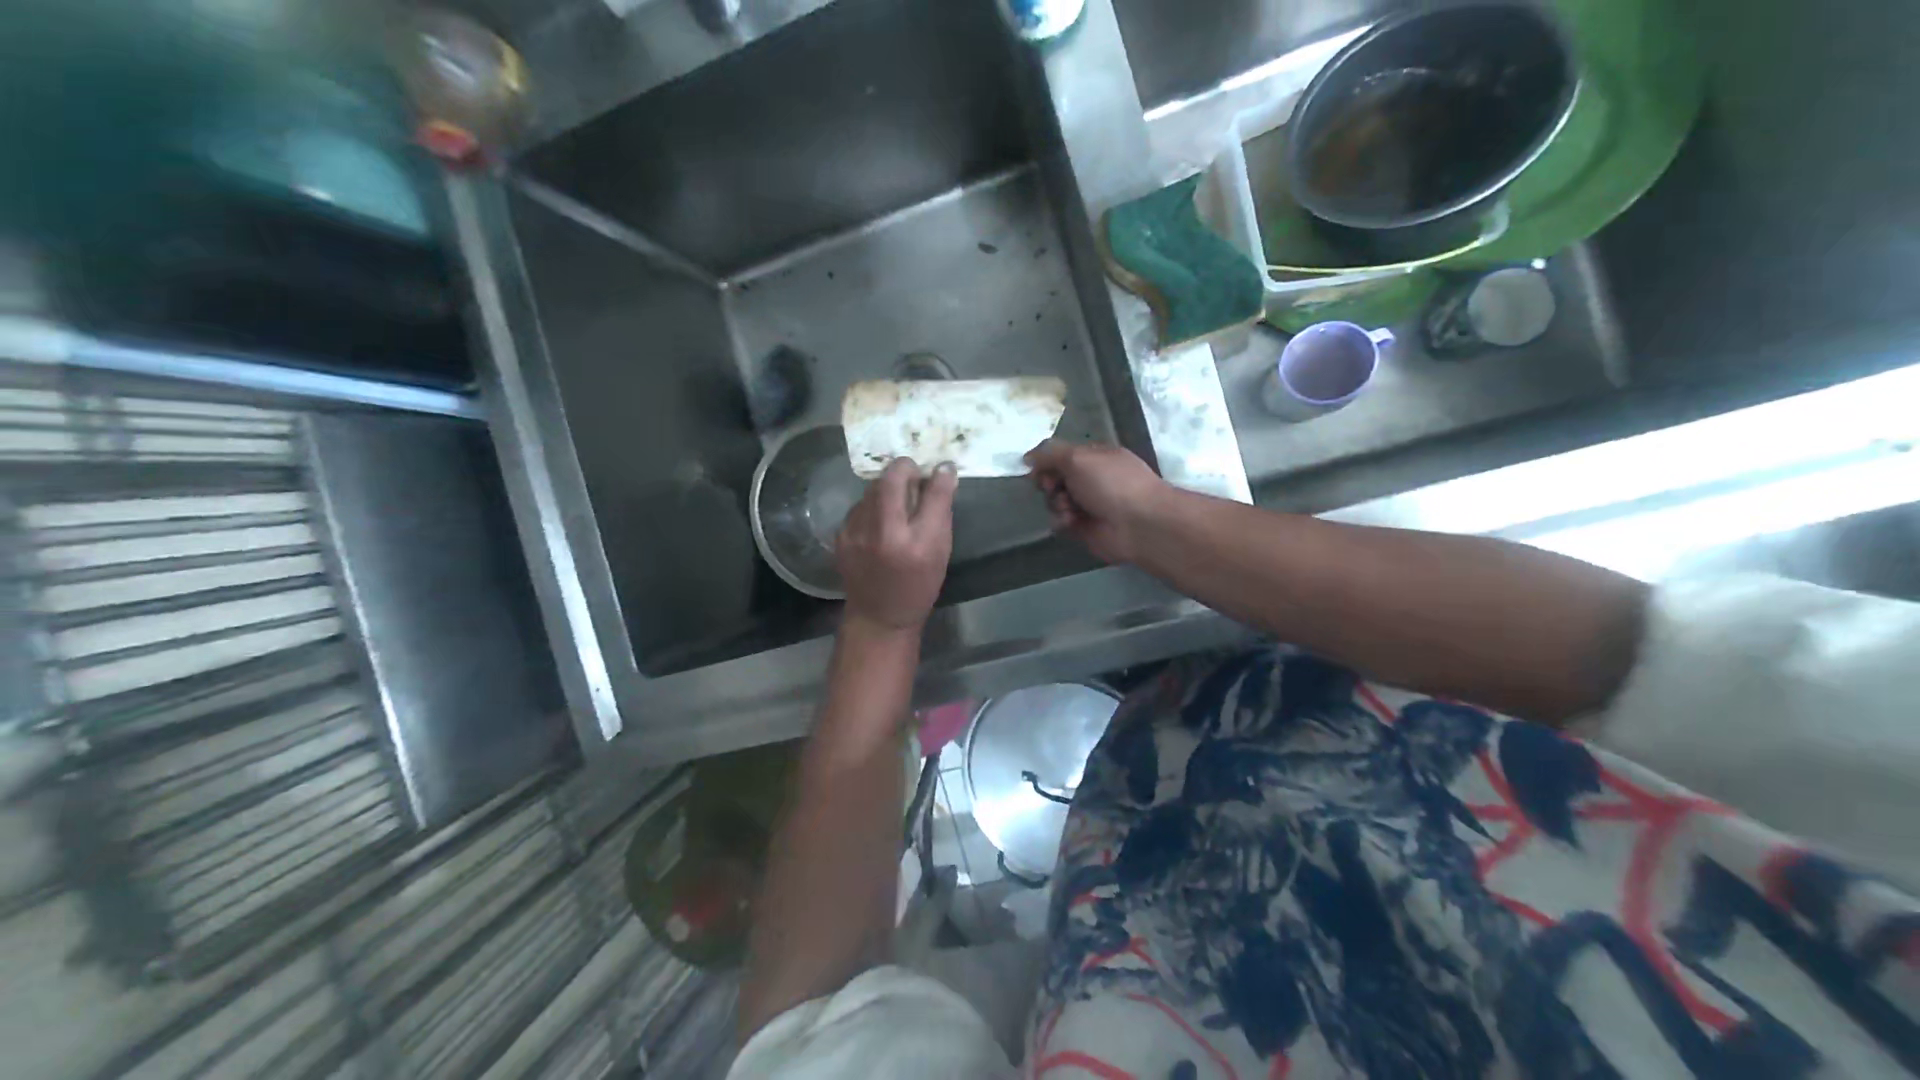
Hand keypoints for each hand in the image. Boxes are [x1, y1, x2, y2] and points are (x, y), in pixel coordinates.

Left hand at [836, 458, 957, 633]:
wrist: (879, 616)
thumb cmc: (919, 586)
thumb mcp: (941, 553)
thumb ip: (941, 513)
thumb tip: (943, 474)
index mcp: (919, 543)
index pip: (934, 493)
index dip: (940, 475)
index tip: (942, 466)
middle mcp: (886, 534)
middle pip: (893, 479)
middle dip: (905, 468)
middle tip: (914, 473)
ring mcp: (858, 533)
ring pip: (873, 488)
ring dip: (887, 486)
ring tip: (897, 500)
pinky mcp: (841, 535)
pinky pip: (860, 505)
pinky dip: (872, 506)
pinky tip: (879, 520)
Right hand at [1025, 440, 1172, 564]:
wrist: (1139, 524)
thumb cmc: (1112, 483)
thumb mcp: (1079, 458)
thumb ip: (1050, 454)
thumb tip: (1028, 457)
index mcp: (1095, 458)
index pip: (1062, 456)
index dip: (1047, 462)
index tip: (1037, 468)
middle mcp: (1091, 480)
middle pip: (1055, 479)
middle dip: (1049, 483)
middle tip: (1052, 487)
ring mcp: (1088, 505)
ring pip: (1055, 501)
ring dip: (1056, 503)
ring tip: (1068, 508)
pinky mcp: (1083, 529)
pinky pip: (1060, 523)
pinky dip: (1061, 521)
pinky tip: (1070, 521)